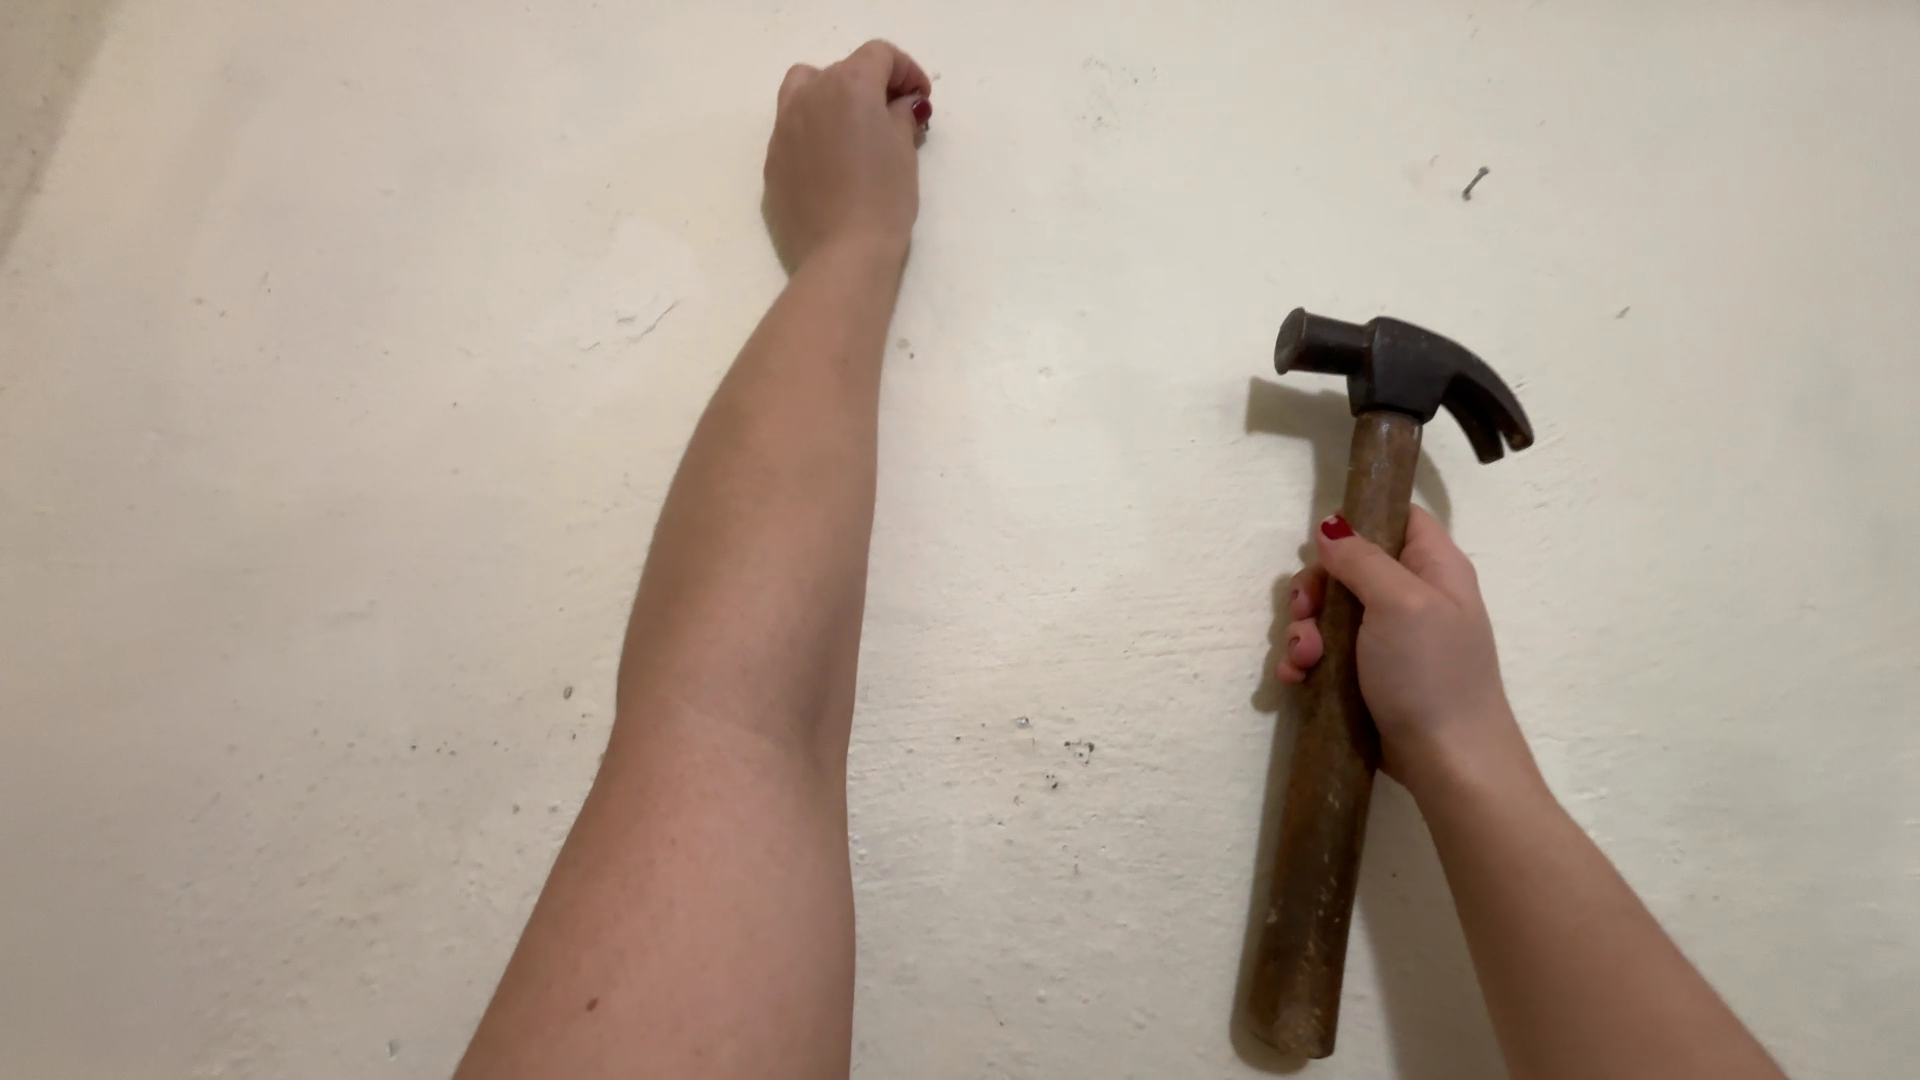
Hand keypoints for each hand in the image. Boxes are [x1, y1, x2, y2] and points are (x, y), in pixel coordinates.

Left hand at [764, 40, 931, 270]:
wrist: (841, 257)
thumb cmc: (883, 204)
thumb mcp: (904, 156)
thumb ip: (900, 118)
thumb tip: (900, 105)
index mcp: (848, 86)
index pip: (879, 55)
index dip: (906, 71)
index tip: (920, 100)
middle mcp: (809, 96)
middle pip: (841, 71)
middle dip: (870, 87)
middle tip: (891, 118)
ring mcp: (783, 129)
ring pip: (805, 92)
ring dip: (831, 101)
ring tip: (851, 134)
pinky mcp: (772, 163)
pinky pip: (793, 133)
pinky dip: (814, 136)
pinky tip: (831, 168)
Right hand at [1276, 506, 1534, 793]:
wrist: (1446, 760)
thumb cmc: (1431, 674)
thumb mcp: (1400, 603)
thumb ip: (1362, 559)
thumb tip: (1329, 526)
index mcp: (1431, 567)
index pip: (1396, 517)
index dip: (1358, 521)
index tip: (1321, 542)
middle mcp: (1407, 595)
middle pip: (1344, 566)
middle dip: (1313, 589)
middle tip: (1306, 613)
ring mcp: (1383, 636)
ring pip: (1324, 611)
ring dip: (1301, 631)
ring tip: (1305, 660)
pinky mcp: (1362, 671)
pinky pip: (1320, 650)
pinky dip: (1303, 660)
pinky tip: (1297, 677)